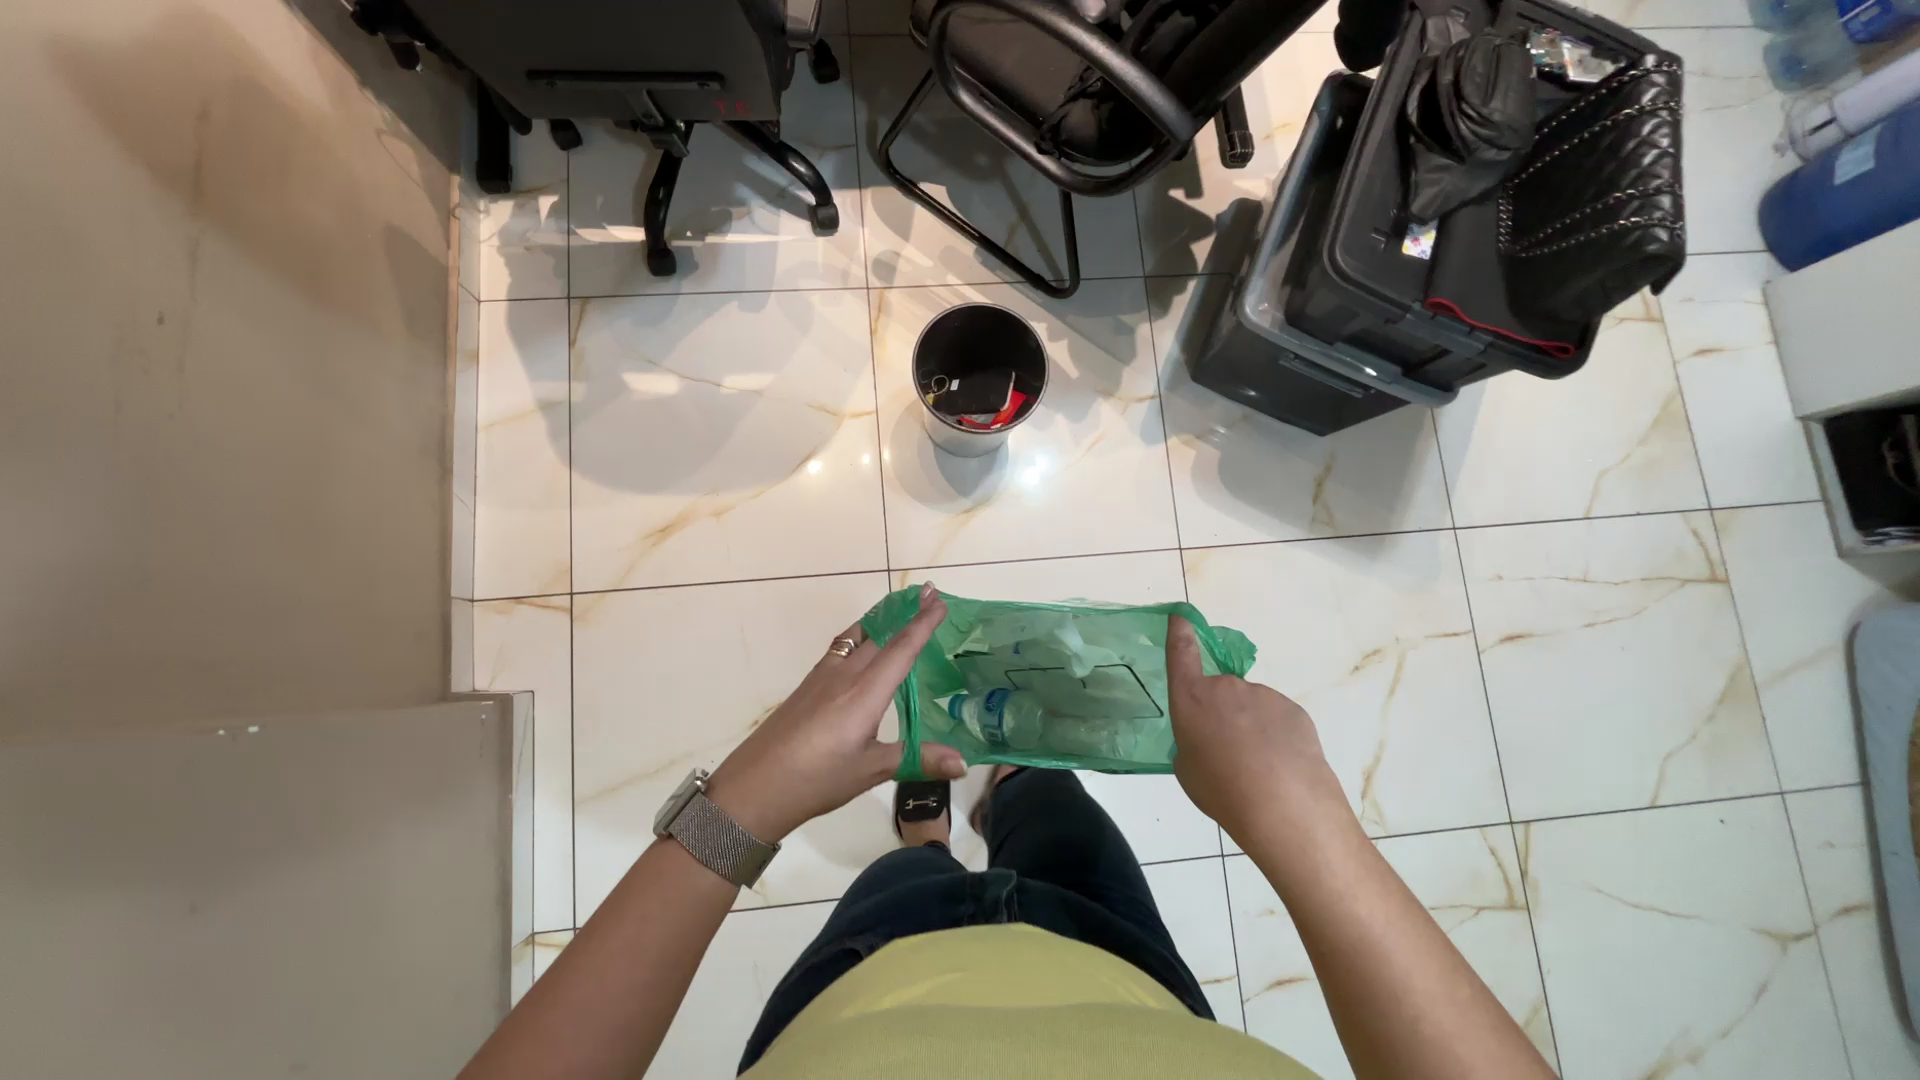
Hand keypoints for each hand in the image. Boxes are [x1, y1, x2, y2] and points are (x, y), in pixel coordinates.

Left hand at [705, 584, 967, 842]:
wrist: (753, 787)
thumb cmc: (816, 779)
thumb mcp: (871, 771)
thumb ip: (918, 759)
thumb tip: (965, 763)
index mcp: (865, 692)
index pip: (902, 649)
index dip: (923, 623)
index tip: (938, 597)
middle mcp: (845, 674)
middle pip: (881, 635)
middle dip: (906, 615)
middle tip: (929, 597)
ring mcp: (822, 677)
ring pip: (857, 638)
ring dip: (881, 622)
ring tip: (899, 612)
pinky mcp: (808, 686)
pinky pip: (841, 649)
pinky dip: (860, 638)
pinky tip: (862, 650)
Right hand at [1165, 615, 1344, 848]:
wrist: (1284, 805)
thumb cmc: (1221, 789)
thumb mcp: (1187, 770)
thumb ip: (1192, 742)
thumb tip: (1210, 738)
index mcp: (1192, 699)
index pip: (1182, 654)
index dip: (1180, 633)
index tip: (1181, 615)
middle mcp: (1226, 688)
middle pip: (1219, 693)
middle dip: (1221, 715)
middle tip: (1226, 753)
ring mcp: (1264, 695)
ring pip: (1251, 707)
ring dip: (1251, 728)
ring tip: (1258, 768)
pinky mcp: (1294, 709)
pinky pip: (1277, 719)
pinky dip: (1276, 736)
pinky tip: (1280, 766)